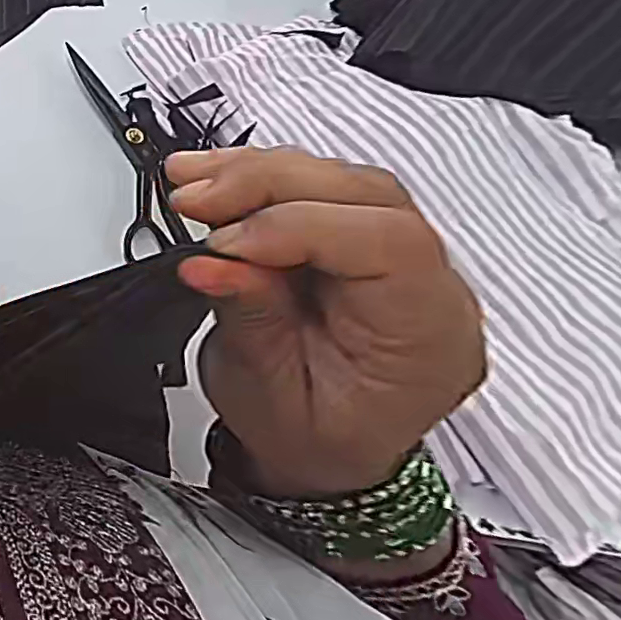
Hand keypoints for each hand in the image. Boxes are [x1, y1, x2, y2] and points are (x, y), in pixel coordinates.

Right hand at [165, 147, 485, 498]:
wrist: (320, 447)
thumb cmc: (310, 436)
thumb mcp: (266, 393)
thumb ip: (248, 319)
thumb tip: (210, 263)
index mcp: (426, 337)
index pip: (388, 245)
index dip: (299, 228)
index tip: (222, 244)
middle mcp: (427, 286)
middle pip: (365, 195)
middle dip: (267, 184)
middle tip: (194, 198)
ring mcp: (396, 257)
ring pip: (339, 179)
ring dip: (257, 172)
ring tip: (193, 183)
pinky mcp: (356, 239)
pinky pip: (316, 187)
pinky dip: (259, 177)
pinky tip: (216, 178)